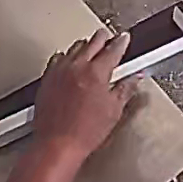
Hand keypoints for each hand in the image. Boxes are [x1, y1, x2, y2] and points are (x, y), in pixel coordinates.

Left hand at [33, 31, 134, 160]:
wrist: (57, 144)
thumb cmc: (84, 132)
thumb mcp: (114, 110)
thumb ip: (126, 89)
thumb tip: (135, 78)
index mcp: (96, 72)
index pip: (113, 49)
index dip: (121, 42)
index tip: (124, 38)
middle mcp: (77, 67)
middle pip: (92, 41)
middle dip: (103, 37)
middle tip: (109, 38)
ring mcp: (59, 71)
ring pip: (74, 47)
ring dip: (85, 45)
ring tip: (91, 47)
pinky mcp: (47, 79)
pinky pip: (57, 59)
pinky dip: (66, 56)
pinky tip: (69, 61)